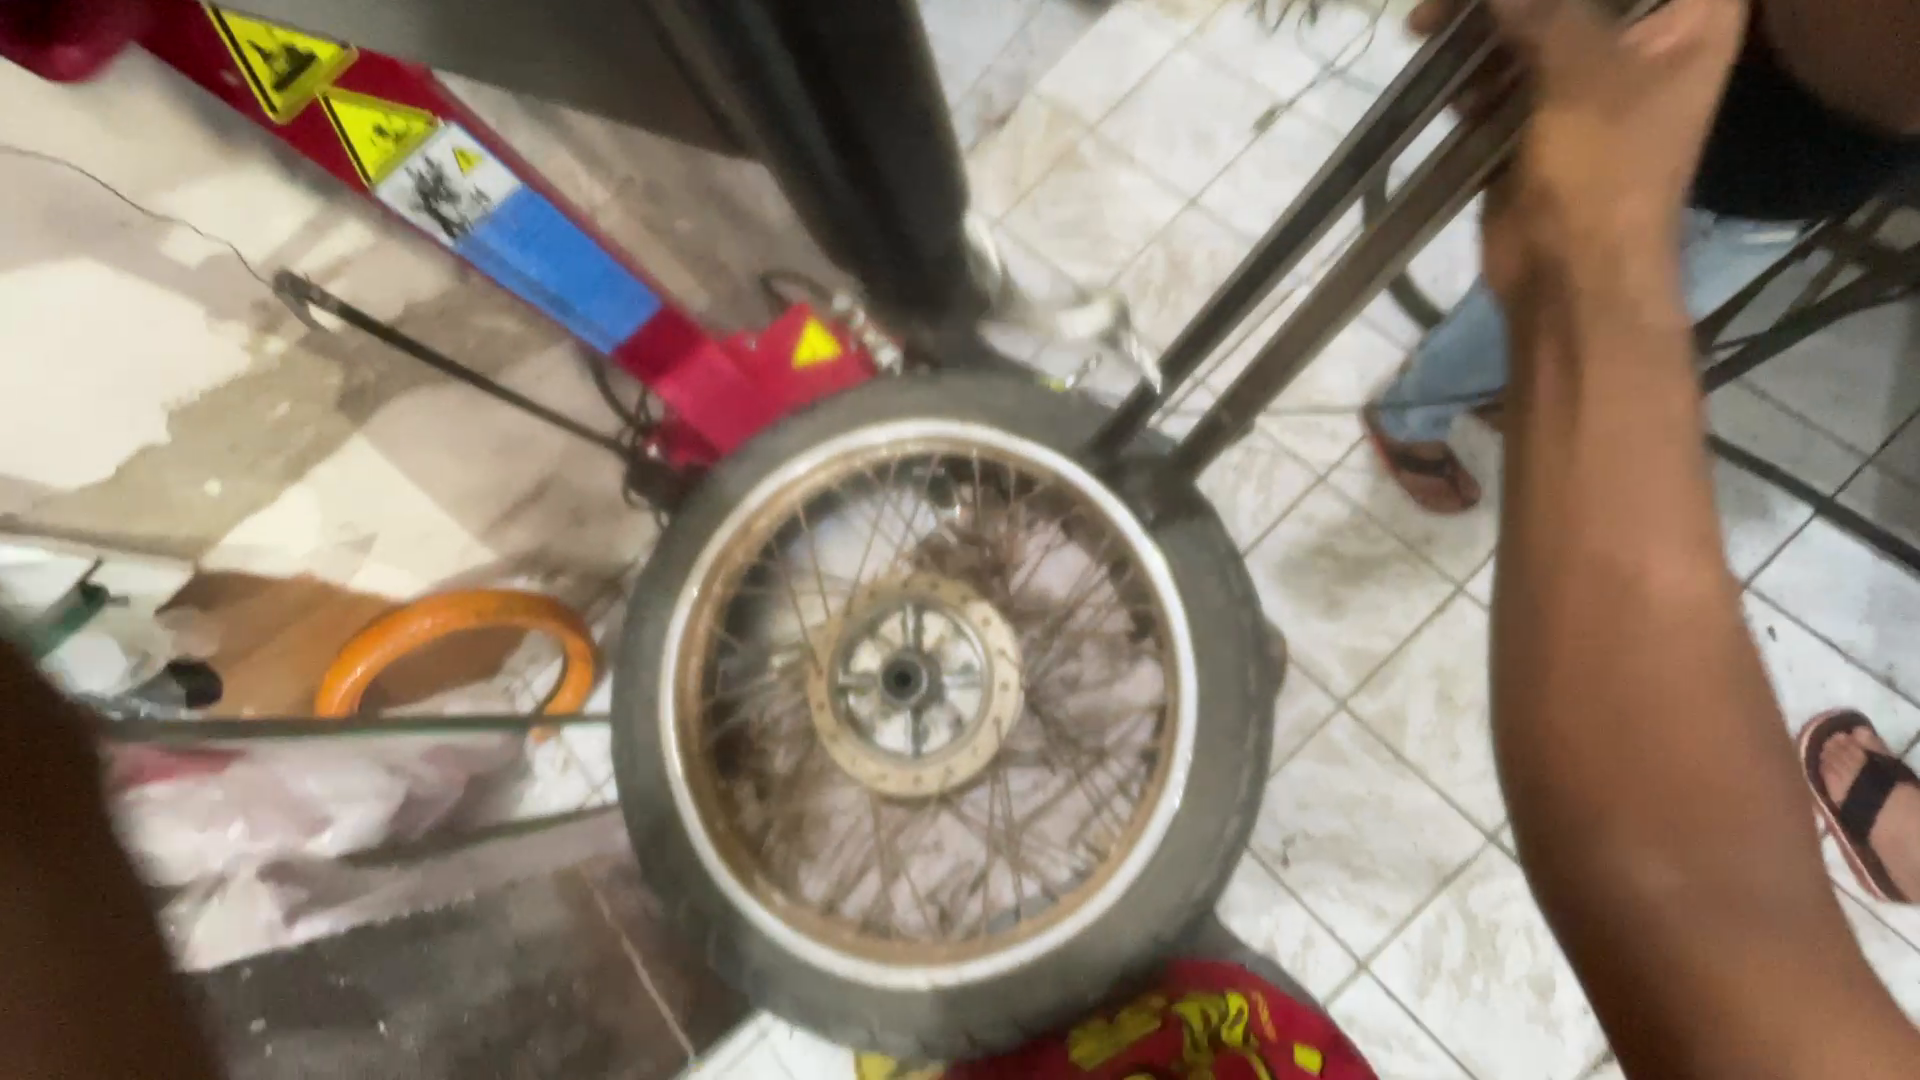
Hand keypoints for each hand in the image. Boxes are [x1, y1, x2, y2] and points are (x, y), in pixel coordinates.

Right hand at [1470, 0, 1748, 300]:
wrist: (1570, 272)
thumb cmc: (1602, 172)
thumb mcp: (1583, 77)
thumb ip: (1542, 11)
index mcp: (1689, 11)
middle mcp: (1643, 35)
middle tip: (1445, 4)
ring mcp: (1584, 82)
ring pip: (1528, 29)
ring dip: (1478, 30)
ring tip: (1425, 29)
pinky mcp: (1535, 123)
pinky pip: (1500, 80)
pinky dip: (1470, 78)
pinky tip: (1442, 83)